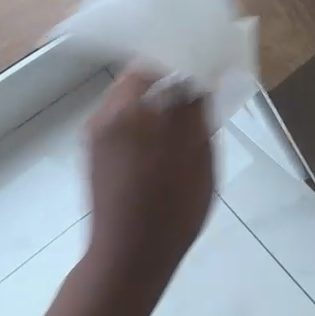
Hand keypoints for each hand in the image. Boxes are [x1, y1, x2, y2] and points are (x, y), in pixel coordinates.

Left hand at [82, 68, 214, 295]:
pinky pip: (131, 124)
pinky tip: (180, 136)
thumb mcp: (197, 146)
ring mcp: (98, 141)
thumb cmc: (170, 202)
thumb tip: (197, 69)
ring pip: (138, 102)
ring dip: (168, 99)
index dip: (186, 55)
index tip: (216, 58)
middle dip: (178, 76)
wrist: (130, 261)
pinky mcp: (101, 160)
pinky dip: (155, 119)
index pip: (154, 60)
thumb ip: (193, 101)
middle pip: (143, 79)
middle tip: (213, 82)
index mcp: (124, 109)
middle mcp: (103, 118)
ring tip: (202, 109)